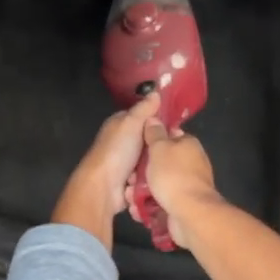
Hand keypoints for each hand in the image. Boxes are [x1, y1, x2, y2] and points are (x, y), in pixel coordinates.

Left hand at [52, 94, 160, 245]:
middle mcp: (123, 141)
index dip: (159, 119)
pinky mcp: (131, 179)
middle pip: (150, 139)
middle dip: (159, 144)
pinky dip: (151, 176)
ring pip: (151, 158)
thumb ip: (144, 108)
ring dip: (156, 161)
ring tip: (167, 163)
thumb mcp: (131, 122)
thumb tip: (156, 92)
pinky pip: (149, 174)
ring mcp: (126, 161)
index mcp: (120, 124)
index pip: (144, 116)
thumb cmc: (117, 150)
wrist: (103, 187)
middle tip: (173, 147)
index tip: (177, 125)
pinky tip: (158, 177)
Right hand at [133, 119, 227, 250]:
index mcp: (188, 145)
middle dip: (142, 171)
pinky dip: (148, 206)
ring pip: (158, 184)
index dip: (152, 140)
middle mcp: (190, 164)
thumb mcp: (160, 148)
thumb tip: (154, 118)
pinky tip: (136, 209)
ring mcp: (186, 186)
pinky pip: (160, 202)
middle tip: (128, 177)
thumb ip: (155, 133)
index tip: (136, 146)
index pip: (170, 136)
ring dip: (141, 191)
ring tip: (128, 196)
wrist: (190, 214)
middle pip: (161, 163)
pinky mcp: (181, 205)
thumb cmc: (173, 175)